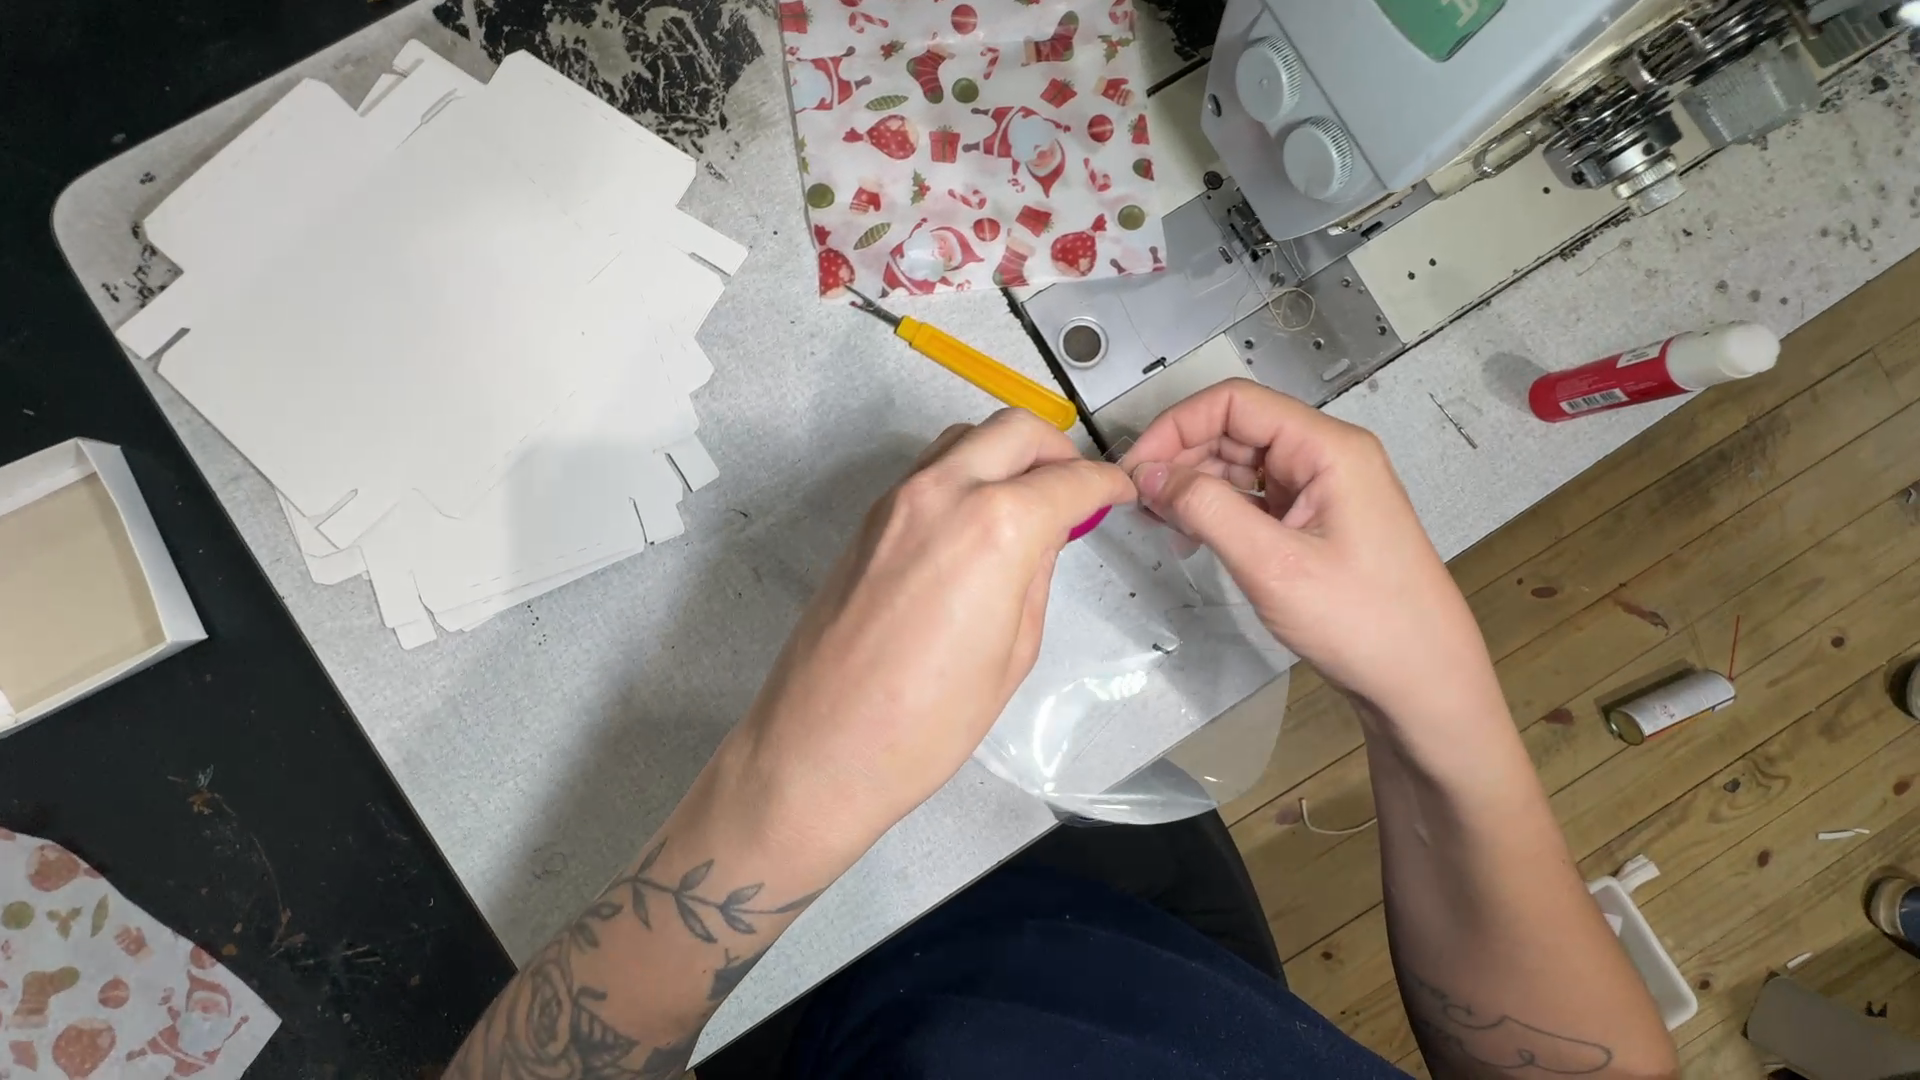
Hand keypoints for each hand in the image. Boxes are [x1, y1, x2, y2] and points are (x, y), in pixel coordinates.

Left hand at [729, 409, 1134, 855]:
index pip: (1069, 480)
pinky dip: (966, 472)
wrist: (822, 745)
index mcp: (995, 527)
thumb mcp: (1015, 651)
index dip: (1106, 485)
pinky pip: (930, 469)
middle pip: (1016, 430)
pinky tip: (979, 519)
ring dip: (1007, 453)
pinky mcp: (869, 519)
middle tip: (1076, 490)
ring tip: (1028, 500)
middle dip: (1058, 450)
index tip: (1119, 493)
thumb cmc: (928, 722)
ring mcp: (897, 500)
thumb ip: (1036, 575)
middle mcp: (943, 492)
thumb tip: (1048, 535)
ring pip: (967, 438)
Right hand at [1120, 379, 1495, 722]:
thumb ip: (1205, 509)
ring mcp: (1318, 489)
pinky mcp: (1311, 520)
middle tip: (1140, 504)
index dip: (1176, 427)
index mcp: (1326, 447)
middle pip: (1234, 431)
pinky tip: (1191, 536)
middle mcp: (1323, 456)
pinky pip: (1252, 498)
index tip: (1136, 470)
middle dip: (1180, 459)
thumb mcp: (1271, 563)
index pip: (1234, 403)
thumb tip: (1148, 475)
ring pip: (1239, 466)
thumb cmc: (1361, 621)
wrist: (1422, 681)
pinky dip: (1215, 511)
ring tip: (1161, 523)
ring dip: (1193, 487)